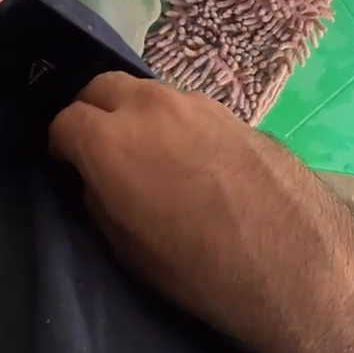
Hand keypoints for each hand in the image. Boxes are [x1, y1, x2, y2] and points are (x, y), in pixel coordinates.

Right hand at [48, 74, 353, 352]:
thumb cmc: (200, 265)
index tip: (67, 164)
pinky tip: (183, 151)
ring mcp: (188, 98)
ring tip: (143, 150)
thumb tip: (94, 178)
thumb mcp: (129, 250)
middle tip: (98, 148)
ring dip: (130, 111)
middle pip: (99, 87)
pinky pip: (178, 101)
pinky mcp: (223, 104)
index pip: (65, 121)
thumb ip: (100, 201)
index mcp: (110, 140)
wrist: (292, 252)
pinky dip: (166, 117)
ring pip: (141, 89)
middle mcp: (146, 105)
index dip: (61, 145)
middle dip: (90, 112)